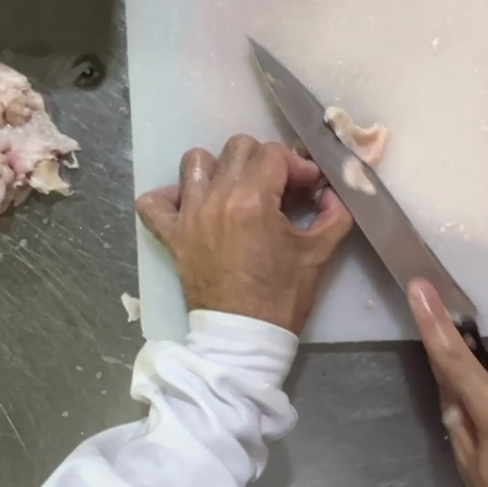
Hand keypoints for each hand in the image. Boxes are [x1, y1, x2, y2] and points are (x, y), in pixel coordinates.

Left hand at [136, 135, 352, 332]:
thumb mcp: (318, 253)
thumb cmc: (282, 297)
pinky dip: (170, 197)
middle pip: (238, 149)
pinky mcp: (172, 236)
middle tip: (278, 189)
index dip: (298, 166)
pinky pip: (154, 202)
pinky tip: (192, 206)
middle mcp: (216, 200)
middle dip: (264, 161)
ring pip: (196, 162)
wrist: (244, 338)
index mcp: (252, 201)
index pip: (274, 154)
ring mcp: (189, 216)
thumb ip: (333, 214)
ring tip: (236, 191)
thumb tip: (331, 191)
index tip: (309, 187)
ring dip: (219, 169)